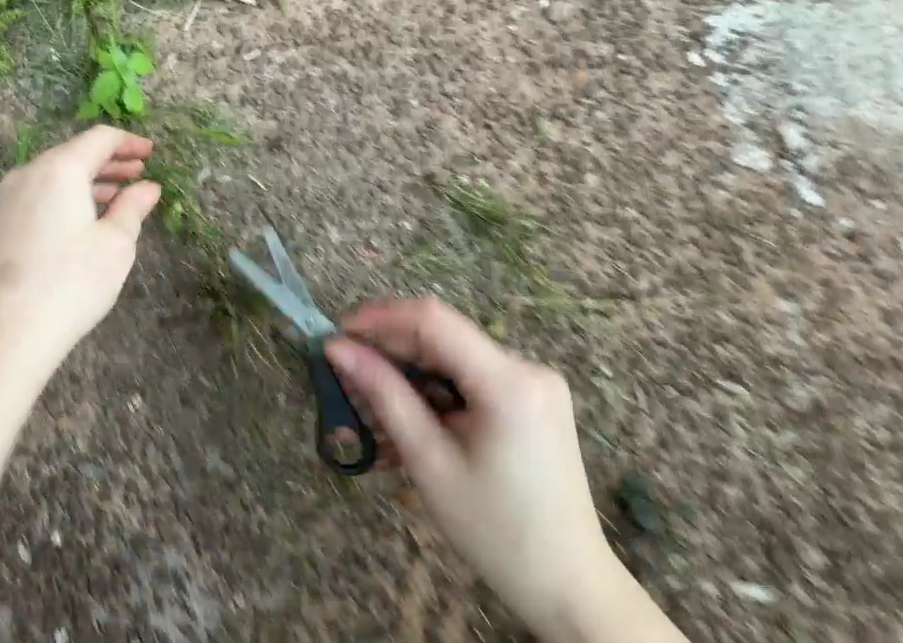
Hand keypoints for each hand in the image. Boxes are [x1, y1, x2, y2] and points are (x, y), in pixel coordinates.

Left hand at [0, 126, 159, 374]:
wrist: (7, 331)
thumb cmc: (71, 283)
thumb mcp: (115, 245)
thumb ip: (132, 208)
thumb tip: (147, 187)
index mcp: (58, 169)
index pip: (98, 139)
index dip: (127, 142)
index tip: (150, 153)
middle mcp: (27, 175)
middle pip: (72, 155)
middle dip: (108, 163)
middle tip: (138, 174)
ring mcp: (5, 200)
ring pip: (51, 178)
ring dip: (85, 183)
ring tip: (115, 200)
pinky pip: (35, 198)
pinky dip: (62, 199)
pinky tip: (79, 223)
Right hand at [323, 300, 617, 637]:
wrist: (568, 585)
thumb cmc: (494, 528)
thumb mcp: (428, 459)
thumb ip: (382, 393)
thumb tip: (336, 347)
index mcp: (509, 381)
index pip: (432, 320)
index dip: (377, 318)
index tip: (335, 335)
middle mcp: (528, 369)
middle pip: (440, 338)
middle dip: (387, 353)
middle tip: (344, 381)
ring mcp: (534, 384)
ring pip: (449, 358)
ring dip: (406, 376)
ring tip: (371, 413)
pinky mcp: (531, 401)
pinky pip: (468, 378)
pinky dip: (431, 392)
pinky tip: (407, 422)